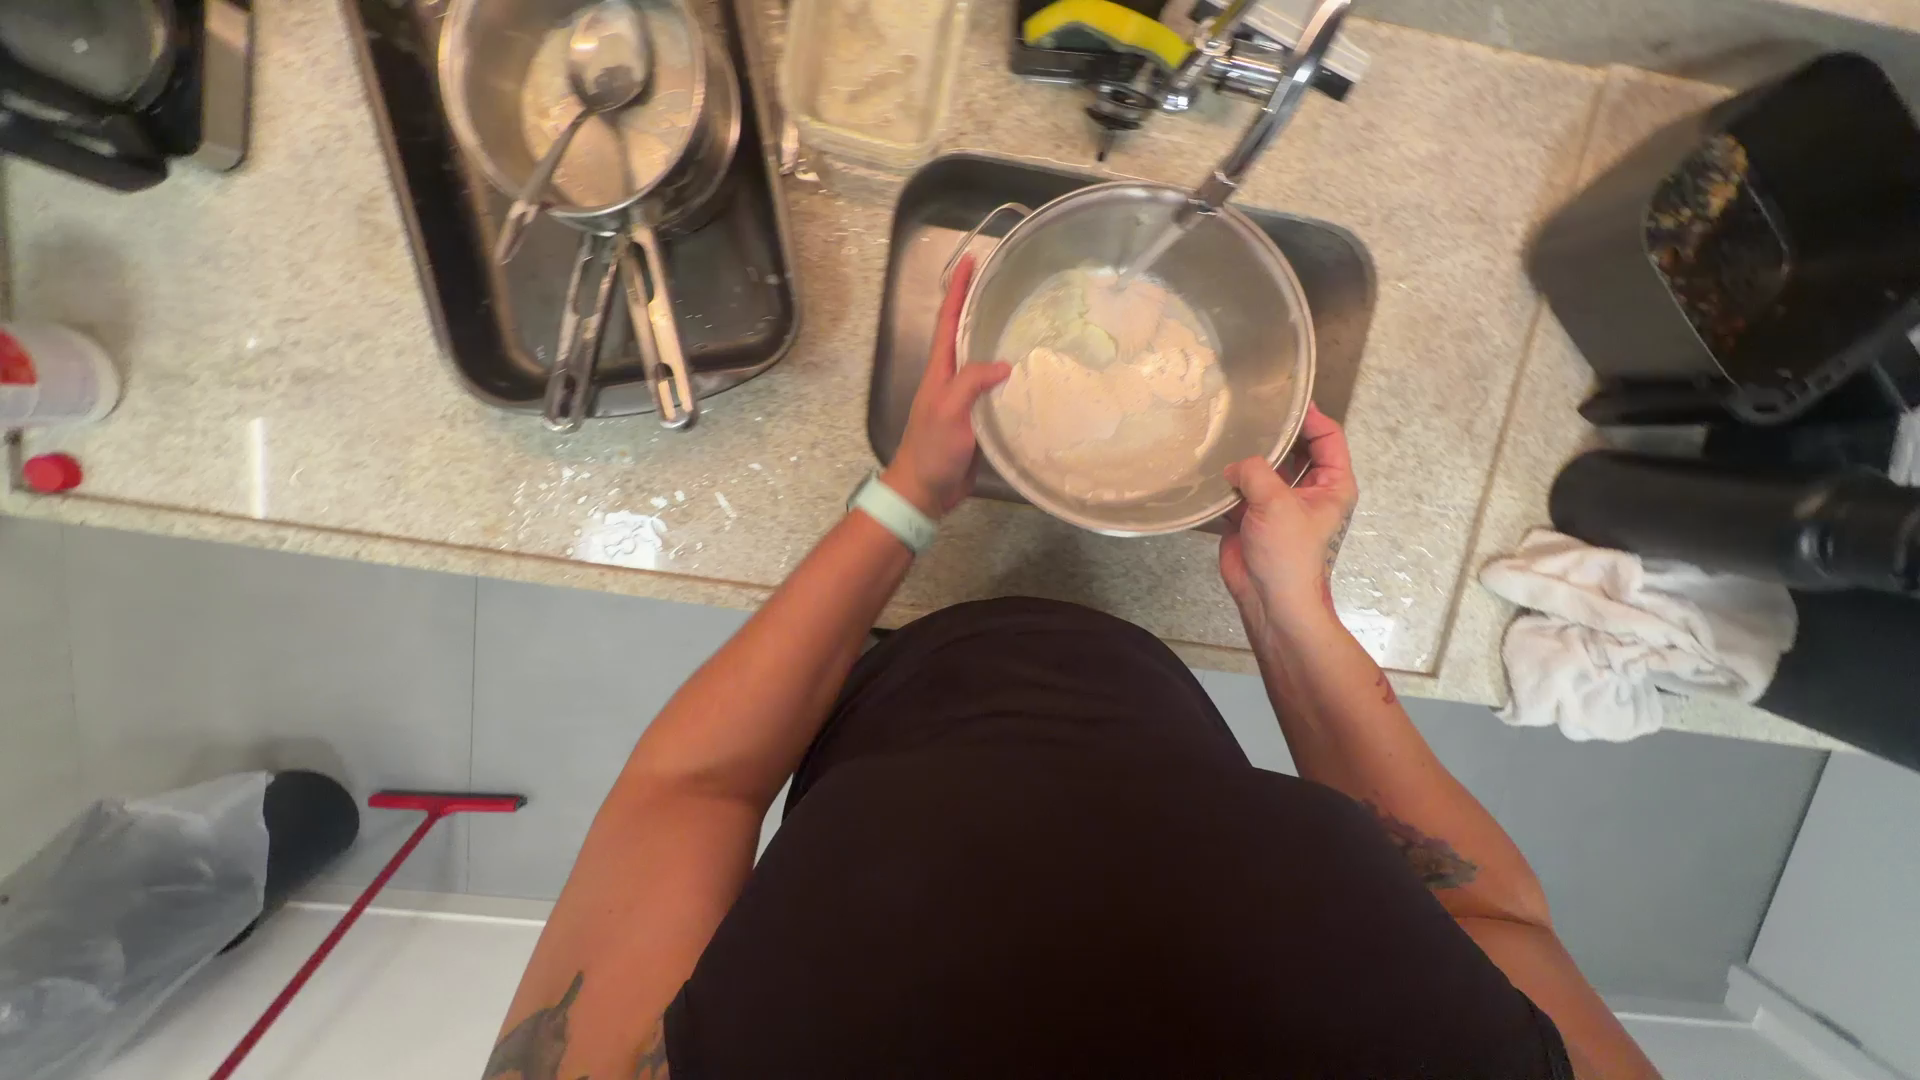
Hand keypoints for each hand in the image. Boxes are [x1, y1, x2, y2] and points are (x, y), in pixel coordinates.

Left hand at [883, 255, 1010, 518]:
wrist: (926, 490)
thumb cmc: (931, 450)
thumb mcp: (948, 411)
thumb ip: (972, 383)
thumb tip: (1004, 364)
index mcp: (940, 371)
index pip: (948, 321)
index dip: (958, 290)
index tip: (970, 259)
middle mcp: (953, 380)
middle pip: (968, 336)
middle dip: (983, 308)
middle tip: (1010, 286)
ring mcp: (966, 401)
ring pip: (986, 364)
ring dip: (1002, 343)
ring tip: (1031, 324)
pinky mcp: (979, 421)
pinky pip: (997, 393)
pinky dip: (1014, 381)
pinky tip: (1034, 378)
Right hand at [1219, 405, 1359, 641]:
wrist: (1269, 600)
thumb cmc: (1288, 554)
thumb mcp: (1277, 504)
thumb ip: (1255, 472)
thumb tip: (1233, 466)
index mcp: (1332, 485)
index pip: (1328, 438)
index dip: (1311, 416)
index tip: (1285, 400)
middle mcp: (1308, 491)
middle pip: (1294, 450)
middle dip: (1274, 435)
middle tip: (1249, 413)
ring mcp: (1278, 504)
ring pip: (1264, 469)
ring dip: (1246, 458)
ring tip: (1225, 436)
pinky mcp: (1251, 517)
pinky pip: (1240, 490)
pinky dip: (1227, 482)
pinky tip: (1210, 468)